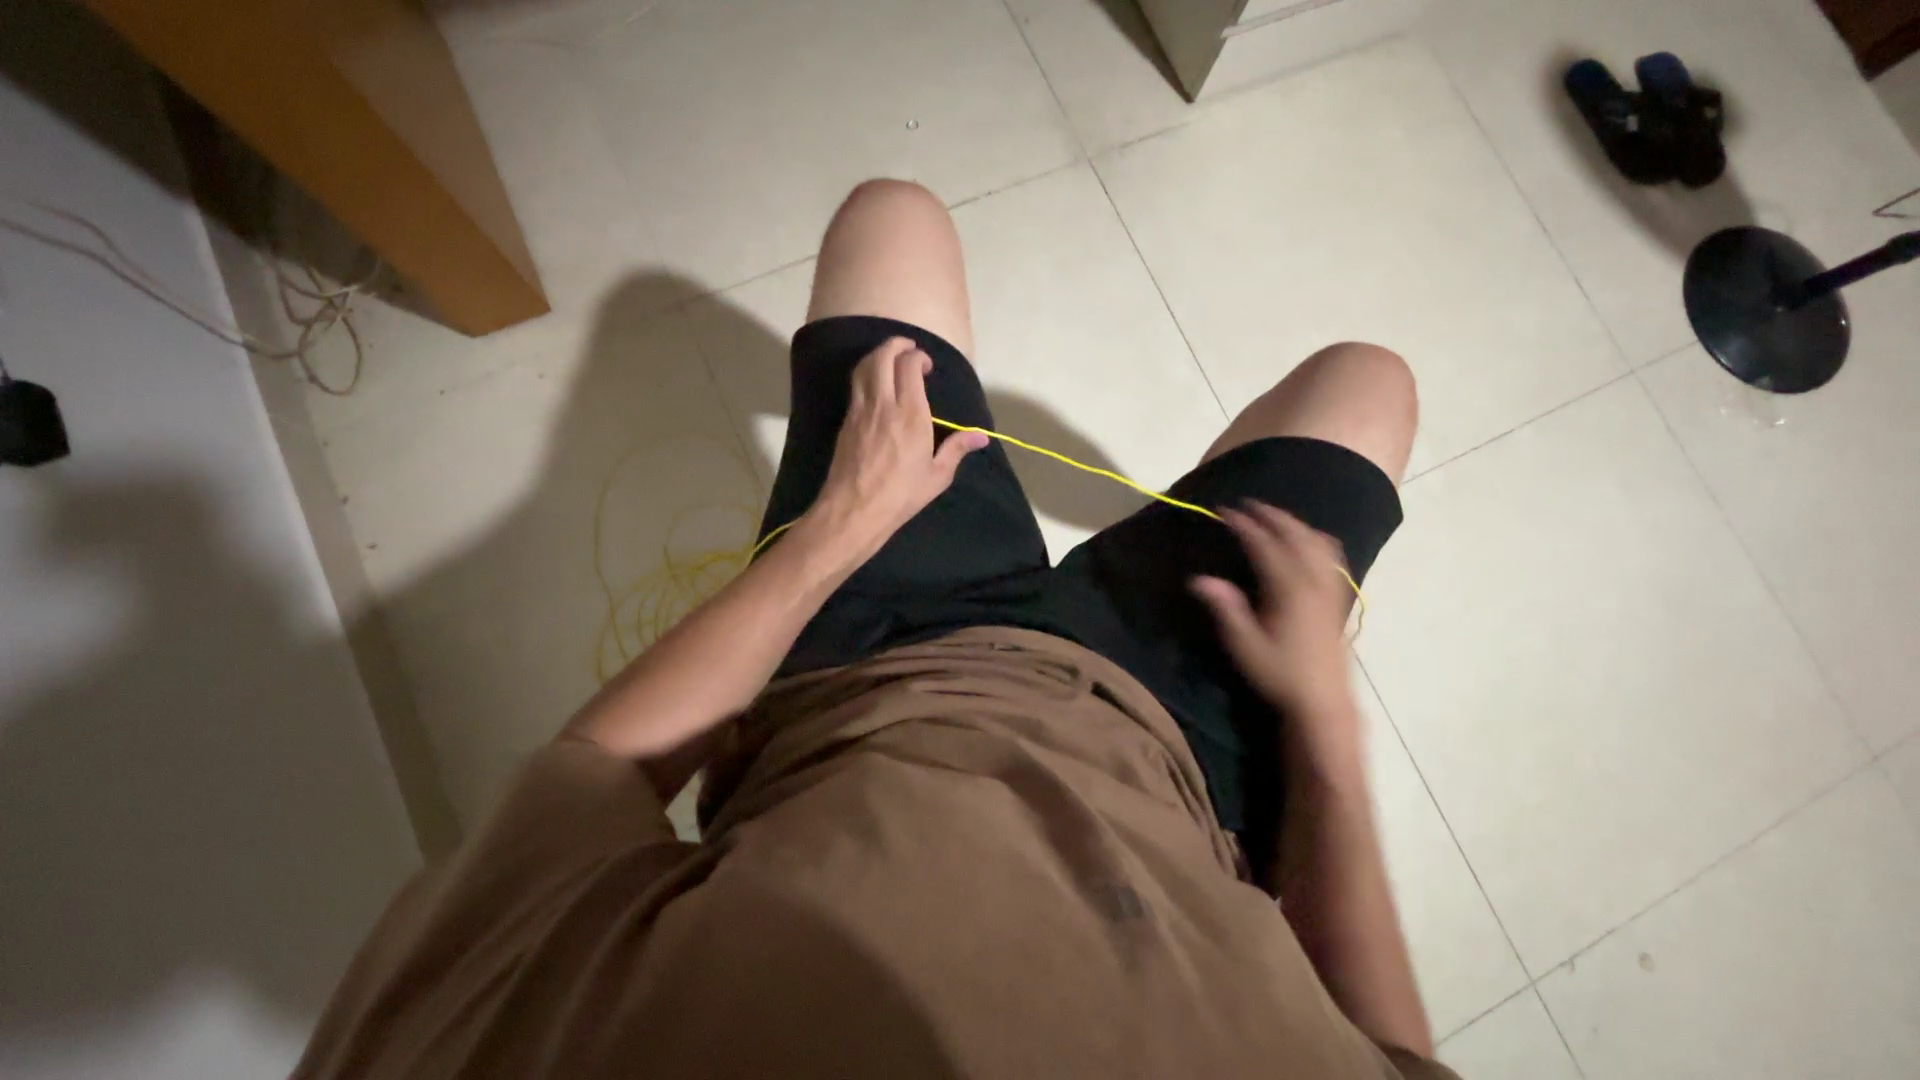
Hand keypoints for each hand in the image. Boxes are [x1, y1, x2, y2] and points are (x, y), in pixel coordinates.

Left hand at [809, 337, 987, 559]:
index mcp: (911, 414)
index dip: (918, 356)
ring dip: (878, 355)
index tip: (926, 366)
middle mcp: (884, 403)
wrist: (854, 509)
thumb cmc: (900, 495)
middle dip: (896, 345)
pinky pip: (855, 384)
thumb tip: (981, 436)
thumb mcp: (937, 476)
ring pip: (865, 366)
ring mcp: (861, 409)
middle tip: (908, 349)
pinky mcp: (847, 420)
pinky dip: (866, 372)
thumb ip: (957, 449)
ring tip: (891, 360)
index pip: (909, 365)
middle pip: (883, 356)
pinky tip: (874, 382)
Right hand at [1191, 503, 1359, 763]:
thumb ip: (1226, 609)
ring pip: (1317, 543)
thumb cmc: (1279, 674)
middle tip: (1250, 506)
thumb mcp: (1245, 645)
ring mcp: (1331, 589)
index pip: (1266, 546)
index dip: (1246, 525)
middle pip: (1296, 536)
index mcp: (1289, 590)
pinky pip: (1332, 557)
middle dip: (1273, 516)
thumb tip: (1200, 579)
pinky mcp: (1338, 599)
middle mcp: (1314, 583)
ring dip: (1296, 525)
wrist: (1323, 700)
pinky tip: (1309, 542)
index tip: (1226, 511)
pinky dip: (1317, 540)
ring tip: (1277, 518)